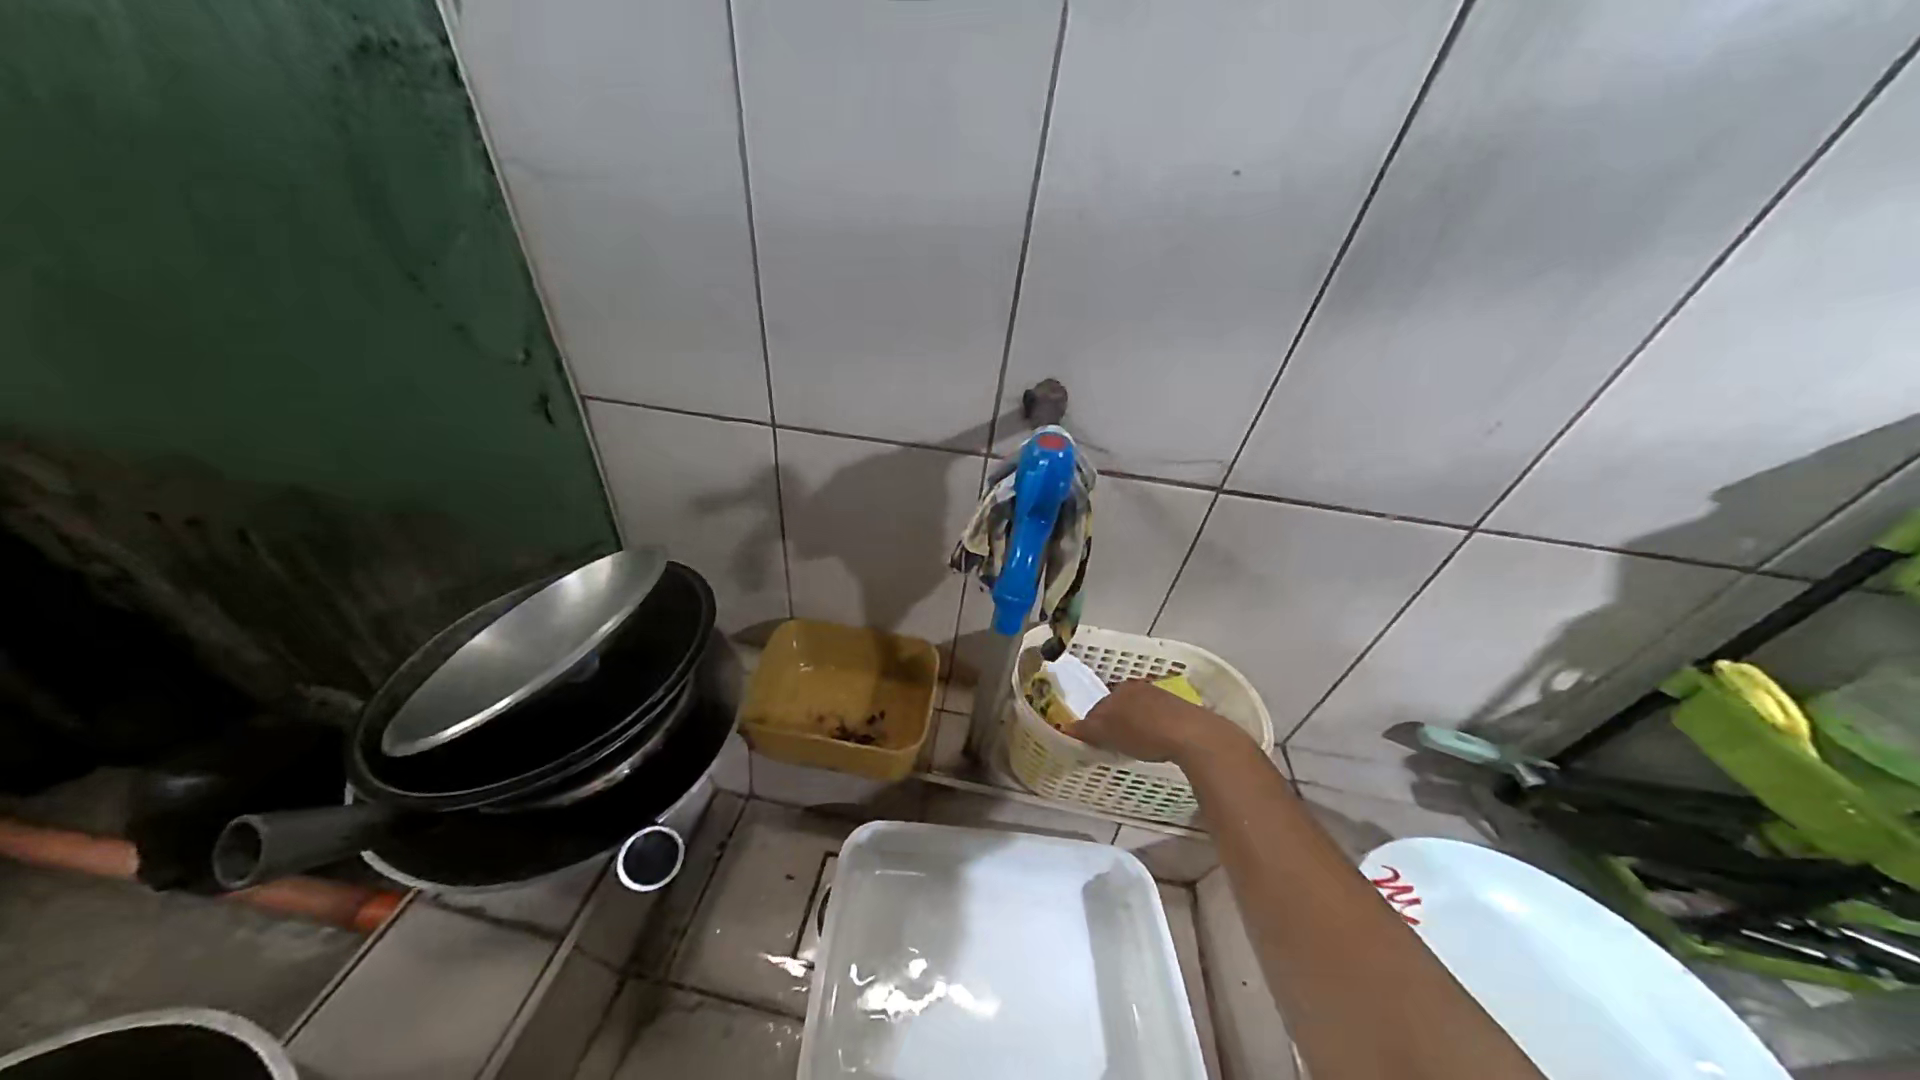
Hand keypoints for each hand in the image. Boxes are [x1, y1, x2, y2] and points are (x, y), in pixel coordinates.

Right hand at [1070, 680, 1243, 764]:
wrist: (1191, 734)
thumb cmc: (1142, 732)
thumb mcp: (1107, 734)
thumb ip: (1085, 730)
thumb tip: (1066, 728)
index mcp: (1118, 690)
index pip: (1097, 707)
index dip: (1092, 726)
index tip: (1094, 743)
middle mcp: (1137, 688)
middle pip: (1118, 707)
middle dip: (1113, 724)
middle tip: (1113, 745)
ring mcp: (1160, 696)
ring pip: (1138, 711)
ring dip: (1133, 726)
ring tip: (1135, 747)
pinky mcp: (1179, 709)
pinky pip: (1157, 717)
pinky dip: (1152, 728)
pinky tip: (1156, 743)